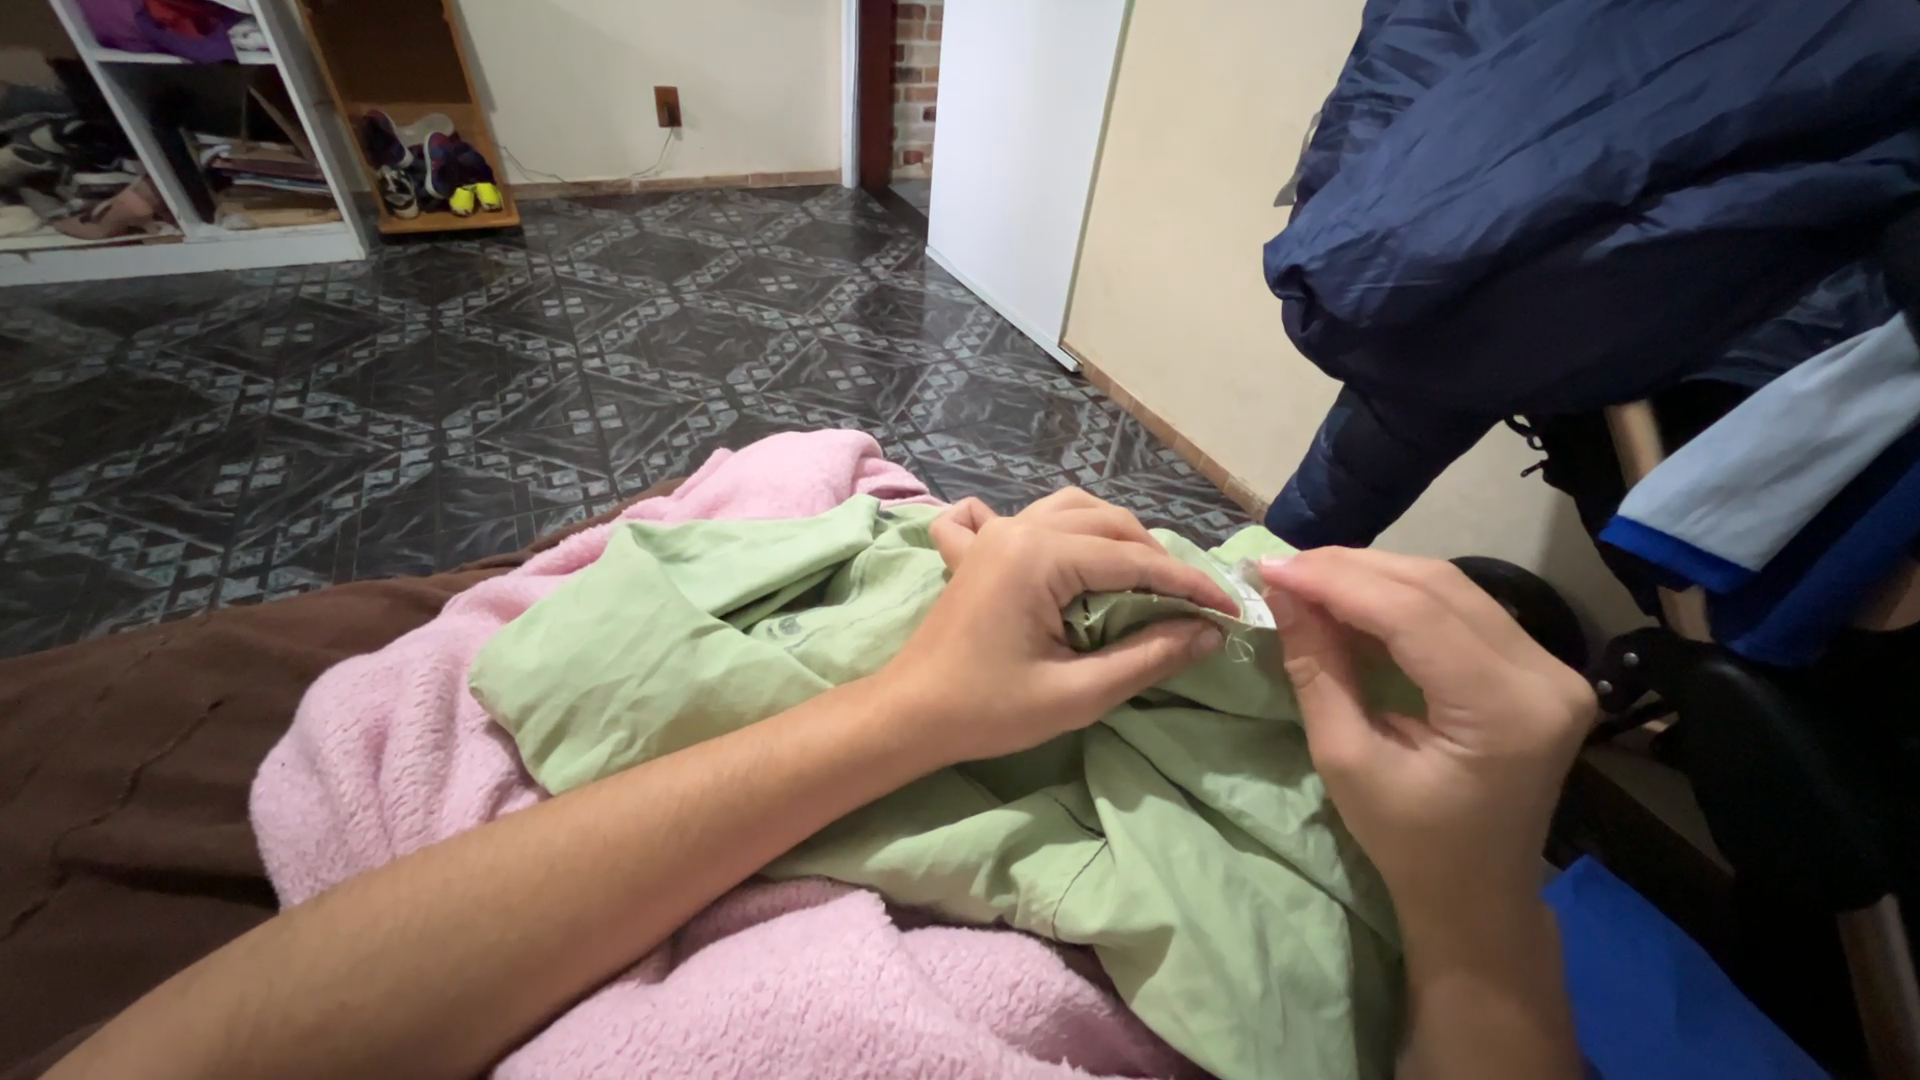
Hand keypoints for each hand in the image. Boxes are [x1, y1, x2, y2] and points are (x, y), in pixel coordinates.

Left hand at [878, 490, 1235, 765]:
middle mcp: (1018, 527)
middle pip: (1109, 524)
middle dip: (1156, 559)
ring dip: (1117, 537)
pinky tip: (1065, 548)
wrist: (910, 714)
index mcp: (1039, 556)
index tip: (1229, 613)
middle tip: (1187, 605)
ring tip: (1144, 579)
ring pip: (1075, 510)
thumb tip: (1206, 633)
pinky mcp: (981, 547)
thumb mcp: (1077, 694)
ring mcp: (995, 532)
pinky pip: (1030, 516)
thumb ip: (1147, 657)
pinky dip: (1062, 525)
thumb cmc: (988, 710)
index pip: (1134, 560)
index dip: (1188, 585)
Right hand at [1259, 549, 1595, 914]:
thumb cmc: (1407, 840)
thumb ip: (1317, 669)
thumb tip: (1283, 594)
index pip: (1414, 615)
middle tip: (1280, 568)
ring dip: (1369, 573)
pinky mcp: (1534, 665)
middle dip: (1348, 568)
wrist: (1476, 891)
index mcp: (1506, 711)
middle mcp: (1545, 676)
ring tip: (1305, 576)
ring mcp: (1549, 667)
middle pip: (1436, 587)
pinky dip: (1395, 594)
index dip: (1336, 582)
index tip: (1269, 567)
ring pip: (1448, 586)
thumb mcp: (1345, 758)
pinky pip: (1457, 606)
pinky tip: (1348, 595)